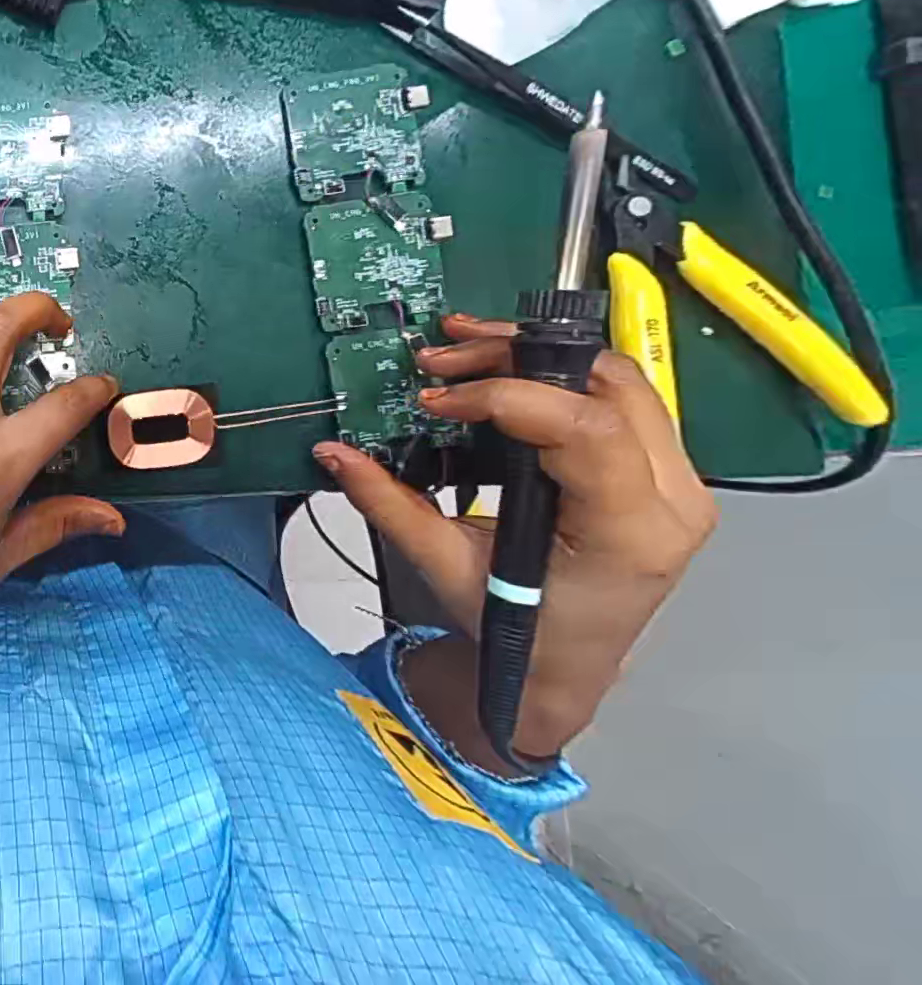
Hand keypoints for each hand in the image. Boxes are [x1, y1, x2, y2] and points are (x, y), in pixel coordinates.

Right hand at [313, 314, 717, 767]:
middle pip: (612, 387)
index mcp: (626, 530)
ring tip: (464, 346)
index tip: (433, 399)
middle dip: (518, 357)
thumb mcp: (441, 563)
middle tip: (440, 358)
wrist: (564, 660)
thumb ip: (387, 503)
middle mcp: (671, 495)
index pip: (584, 429)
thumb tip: (333, 452)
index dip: (504, 397)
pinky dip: (556, 373)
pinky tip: (503, 369)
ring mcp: (675, 478)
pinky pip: (616, 400)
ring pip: (621, 382)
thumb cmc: (513, 625)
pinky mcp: (654, 468)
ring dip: (538, 355)